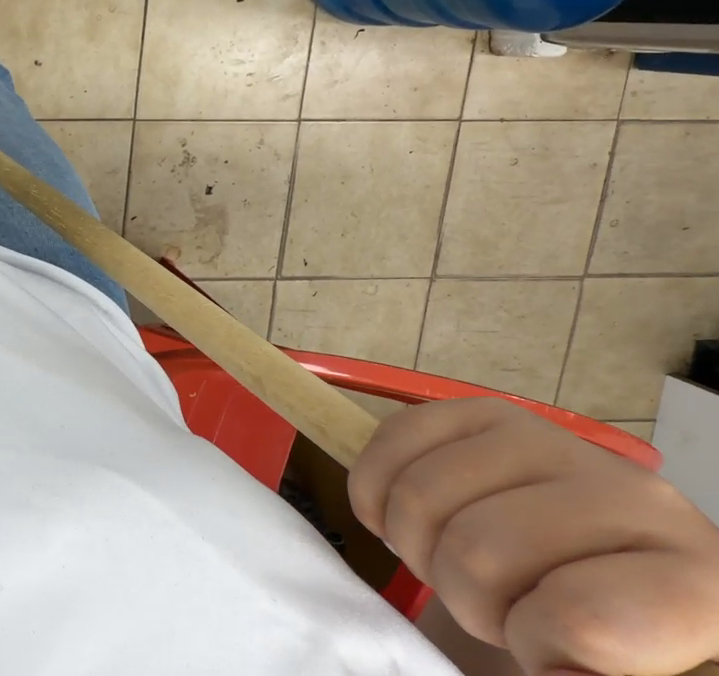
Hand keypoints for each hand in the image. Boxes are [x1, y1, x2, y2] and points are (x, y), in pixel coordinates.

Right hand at [350, 397, 718, 675]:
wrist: (605, 571)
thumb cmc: (619, 635)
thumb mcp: (630, 671)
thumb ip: (600, 673)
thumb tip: (557, 672)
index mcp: (697, 581)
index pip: (581, 616)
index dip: (536, 646)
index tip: (549, 663)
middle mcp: (632, 494)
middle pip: (479, 549)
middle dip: (462, 596)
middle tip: (491, 612)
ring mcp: (549, 440)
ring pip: (421, 497)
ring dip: (414, 547)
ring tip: (453, 566)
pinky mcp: (483, 412)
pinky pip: (393, 441)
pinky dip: (374, 492)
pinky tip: (404, 521)